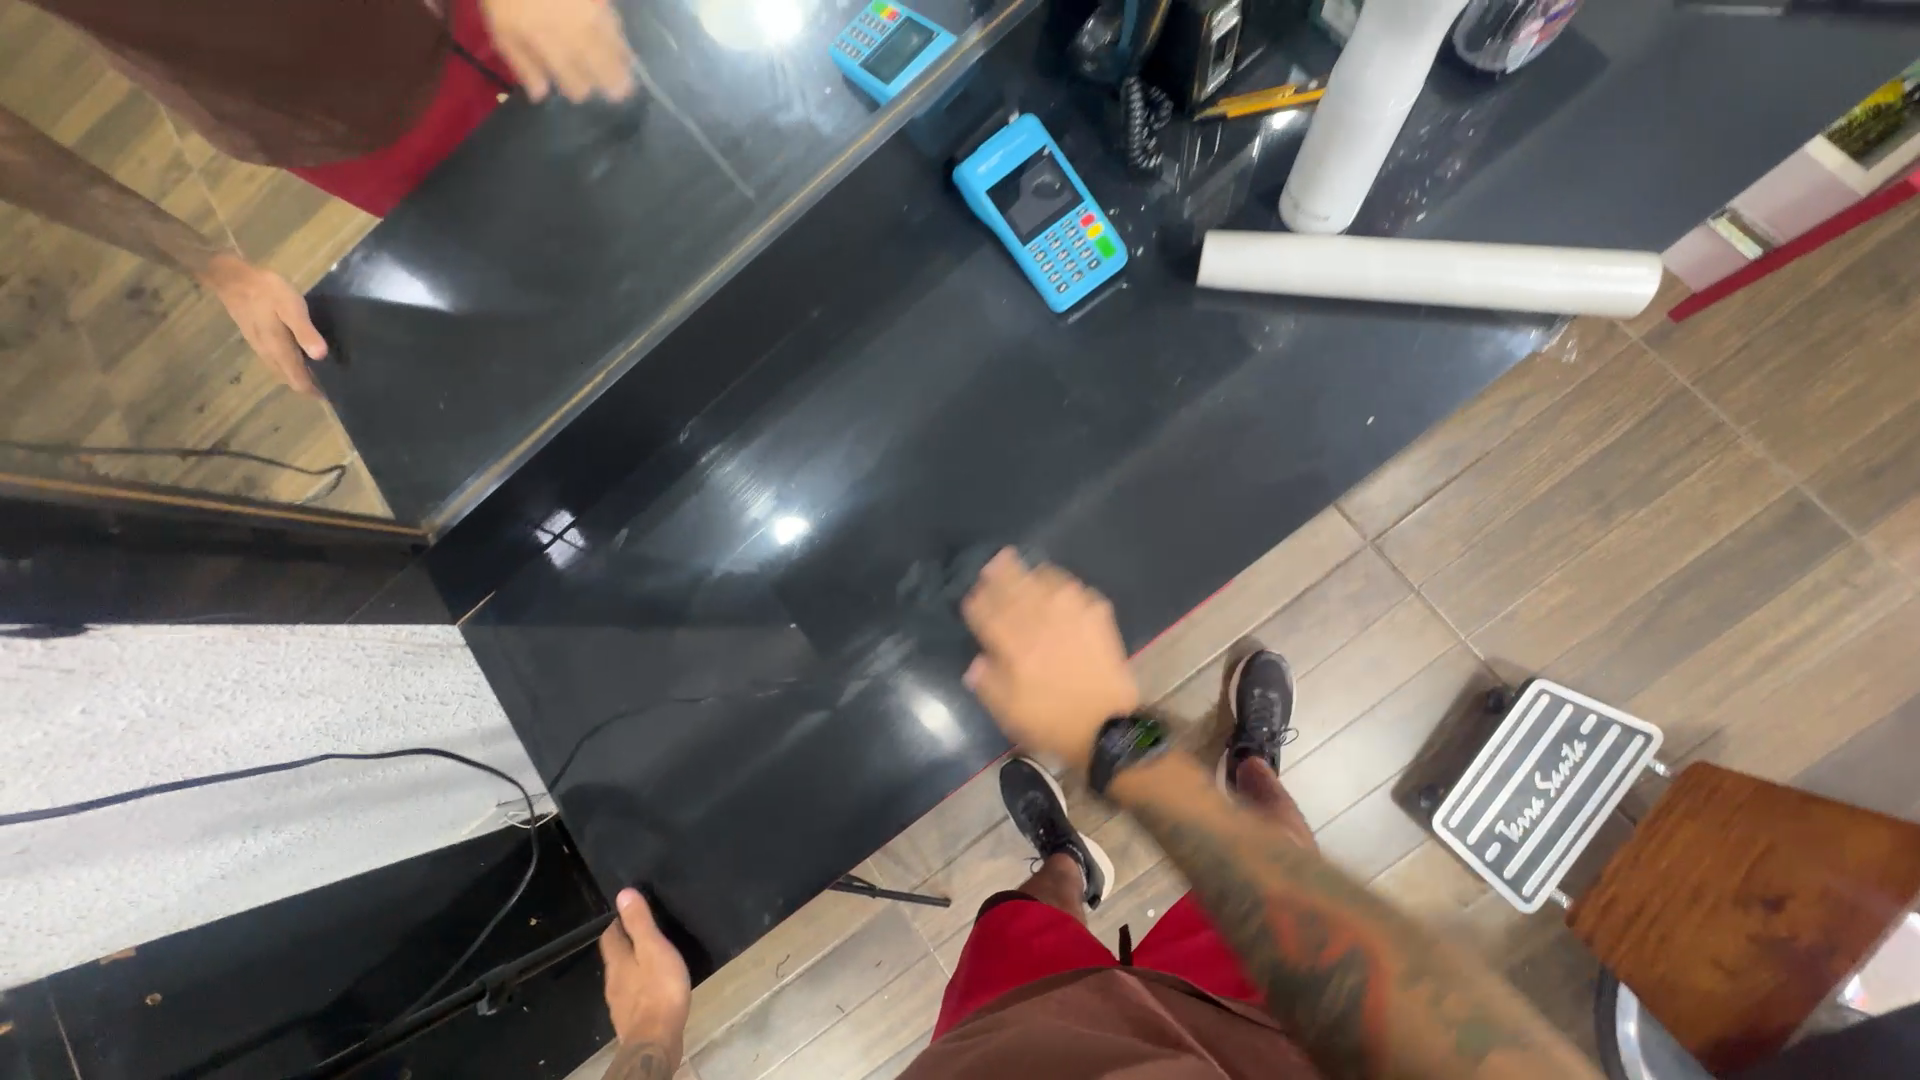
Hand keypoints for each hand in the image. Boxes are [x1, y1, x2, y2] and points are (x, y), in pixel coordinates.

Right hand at [196, 253, 325, 396]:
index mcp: (278, 349)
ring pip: (281, 370)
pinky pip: (276, 360)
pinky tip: (304, 360)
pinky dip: (292, 366)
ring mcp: (259, 345)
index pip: (297, 380)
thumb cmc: (265, 291)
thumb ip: (305, 332)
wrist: (229, 276)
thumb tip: (321, 356)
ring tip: (324, 378)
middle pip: (289, 379)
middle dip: (310, 387)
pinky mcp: (256, 337)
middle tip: (335, 389)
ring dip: (300, 377)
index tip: (336, 397)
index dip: (315, 392)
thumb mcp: (291, 308)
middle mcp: (267, 352)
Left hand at [481, 0, 636, 103]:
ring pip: (618, 51)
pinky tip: (618, 42)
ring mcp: (594, 16)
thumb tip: (541, 94)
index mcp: (552, 47)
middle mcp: (580, 37)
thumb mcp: (502, 29)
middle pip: (607, 73)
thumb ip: (522, 63)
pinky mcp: (600, 1)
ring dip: (621, 65)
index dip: (578, 91)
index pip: (578, 86)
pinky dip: (619, 38)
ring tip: (624, 73)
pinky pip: (616, 24)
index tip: (574, 89)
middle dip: (612, 86)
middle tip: (617, 93)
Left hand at [598, 888, 691, 1056]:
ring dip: (633, 965)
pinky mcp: (630, 1019)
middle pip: (615, 956)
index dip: (618, 922)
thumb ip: (639, 923)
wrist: (655, 1040)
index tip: (632, 912)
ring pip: (622, 976)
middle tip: (645, 932)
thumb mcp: (653, 948)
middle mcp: (612, 981)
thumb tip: (623, 894)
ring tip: (652, 958)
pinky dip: (640, 985)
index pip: (610, 935)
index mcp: (617, 961)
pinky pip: (632, 994)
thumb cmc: (658, 988)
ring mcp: (619, 1002)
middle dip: (626, 943)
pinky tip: (654, 987)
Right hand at [961, 549, 1139, 771]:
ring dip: (1030, 573)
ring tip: (1022, 567)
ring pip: (1044, 580)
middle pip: (1015, 588)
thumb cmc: (1052, 723)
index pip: (987, 612)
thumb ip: (988, 684)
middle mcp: (1040, 623)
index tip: (973, 597)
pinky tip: (1057, 586)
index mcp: (1014, 647)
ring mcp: (1071, 616)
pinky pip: (1075, 588)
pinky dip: (1061, 582)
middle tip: (994, 563)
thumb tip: (976, 662)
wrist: (1106, 727)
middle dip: (1001, 574)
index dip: (977, 602)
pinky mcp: (1096, 617)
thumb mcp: (1009, 713)